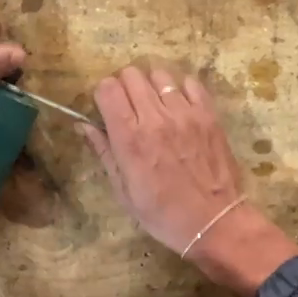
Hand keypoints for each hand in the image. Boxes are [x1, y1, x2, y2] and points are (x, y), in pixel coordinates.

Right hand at [83, 65, 297, 296]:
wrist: (214, 222)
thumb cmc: (163, 214)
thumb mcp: (124, 191)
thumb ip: (104, 152)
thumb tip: (83, 125)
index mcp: (130, 138)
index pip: (107, 88)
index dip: (103, 94)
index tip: (106, 109)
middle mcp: (155, 118)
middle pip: (131, 75)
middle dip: (124, 86)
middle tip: (129, 107)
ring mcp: (185, 113)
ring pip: (159, 75)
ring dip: (152, 86)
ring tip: (155, 106)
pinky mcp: (208, 114)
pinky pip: (190, 83)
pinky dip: (180, 88)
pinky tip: (179, 106)